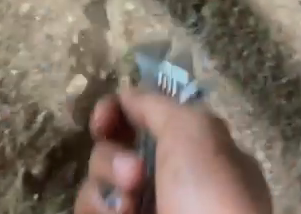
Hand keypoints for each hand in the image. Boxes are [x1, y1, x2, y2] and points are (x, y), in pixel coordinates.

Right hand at [77, 90, 271, 213]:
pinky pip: (90, 208)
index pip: (143, 117)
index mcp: (195, 154)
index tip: (105, 120)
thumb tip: (127, 98)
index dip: (118, 111)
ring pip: (97, 179)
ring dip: (106, 184)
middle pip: (113, 146)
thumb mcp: (195, 128)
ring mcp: (145, 211)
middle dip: (113, 155)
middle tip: (135, 174)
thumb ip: (156, 103)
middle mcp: (168, 183)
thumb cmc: (210, 198)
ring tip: (129, 206)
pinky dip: (97, 209)